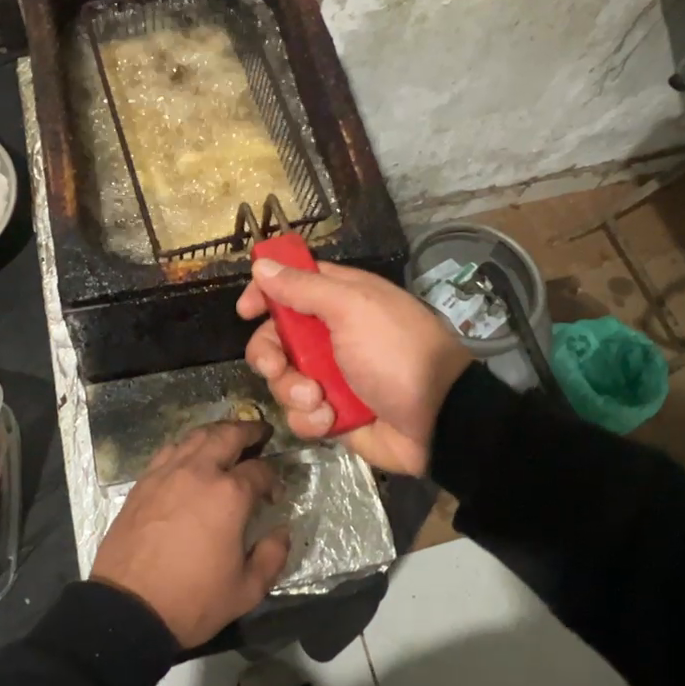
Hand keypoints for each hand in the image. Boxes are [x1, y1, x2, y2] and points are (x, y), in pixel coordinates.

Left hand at [91, 421, 291, 647]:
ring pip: (195, 436)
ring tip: (228, 438)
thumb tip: (282, 531)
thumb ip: (273, 556)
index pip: (260, 470)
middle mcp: (199, 472)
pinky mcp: (143, 482)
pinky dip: (187, 446)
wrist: (129, 607)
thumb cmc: (193, 600)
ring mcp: (167, 473)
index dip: (273, 479)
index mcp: (229, 495)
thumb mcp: (247, 590)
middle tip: (260, 432)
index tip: (275, 494)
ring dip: (216, 432)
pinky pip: (169, 450)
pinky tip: (191, 456)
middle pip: (227, 435)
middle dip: (248, 431)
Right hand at [238, 260, 471, 476]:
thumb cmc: (396, 353)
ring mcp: (330, 375)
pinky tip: (331, 420)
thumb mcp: (352, 309)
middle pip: (275, 337)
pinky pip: (298, 413)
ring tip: (319, 400)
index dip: (265, 294)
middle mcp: (330, 335)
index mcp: (340, 300)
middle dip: (270, 355)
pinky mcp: (331, 413)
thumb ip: (304, 288)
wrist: (437, 422)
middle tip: (278, 367)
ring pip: (281, 379)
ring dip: (293, 391)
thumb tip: (262, 263)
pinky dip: (310, 418)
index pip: (290, 285)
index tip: (247, 311)